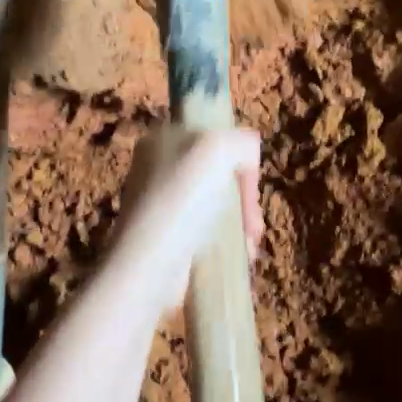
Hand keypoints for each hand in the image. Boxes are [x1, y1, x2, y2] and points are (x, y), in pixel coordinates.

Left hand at [111, 126, 263, 317]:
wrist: (150, 266)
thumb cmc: (183, 198)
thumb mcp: (218, 148)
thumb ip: (241, 142)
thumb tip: (248, 156)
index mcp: (164, 138)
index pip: (214, 135)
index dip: (238, 157)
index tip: (248, 182)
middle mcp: (160, 168)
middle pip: (220, 173)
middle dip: (244, 197)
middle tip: (251, 221)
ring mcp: (164, 205)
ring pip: (219, 204)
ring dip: (241, 222)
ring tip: (248, 243)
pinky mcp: (170, 239)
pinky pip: (210, 232)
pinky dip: (229, 242)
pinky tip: (240, 254)